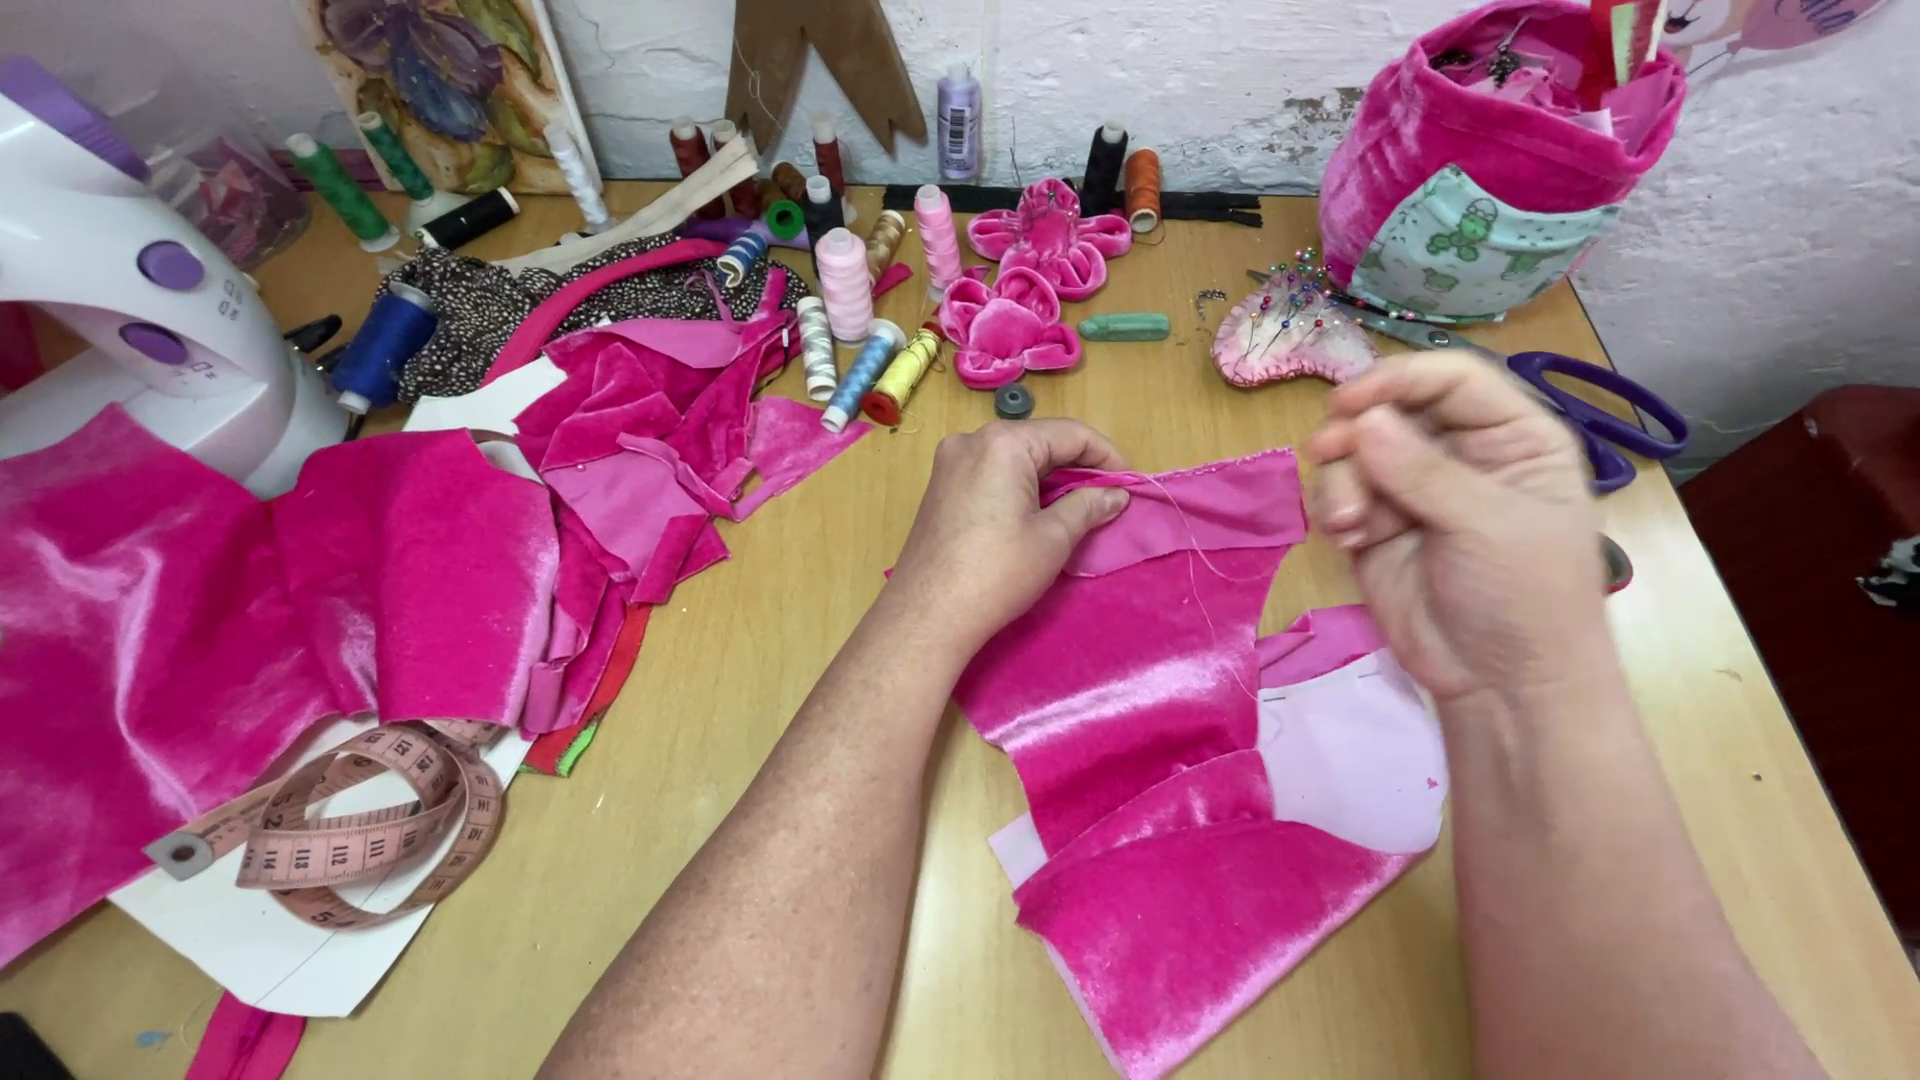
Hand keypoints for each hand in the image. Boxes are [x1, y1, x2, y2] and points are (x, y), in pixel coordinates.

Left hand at [884, 419, 1130, 652]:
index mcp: (1002, 443)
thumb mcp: (1053, 539)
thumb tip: (1116, 495)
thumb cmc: (997, 573)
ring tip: (1078, 508)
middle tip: (1107, 498)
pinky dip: (1020, 486)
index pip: (1070, 434)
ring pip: (1014, 458)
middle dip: (1077, 467)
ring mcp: (949, 463)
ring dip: (1049, 478)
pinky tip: (1038, 513)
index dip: (1106, 456)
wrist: (928, 615)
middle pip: (1039, 441)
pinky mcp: (940, 488)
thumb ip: (1088, 506)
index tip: (1130, 484)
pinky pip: (991, 473)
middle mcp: (971, 441)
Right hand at [1306, 351, 1609, 705]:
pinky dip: (1333, 511)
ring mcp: (1410, 490)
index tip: (1347, 403)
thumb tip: (1361, 421)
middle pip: (1389, 411)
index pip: (1450, 381)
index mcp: (1511, 438)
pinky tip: (1349, 540)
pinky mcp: (1373, 524)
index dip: (1397, 380)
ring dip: (1341, 482)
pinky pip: (1336, 494)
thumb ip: (1423, 471)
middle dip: (1355, 434)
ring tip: (1350, 525)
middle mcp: (1457, 454)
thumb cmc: (1523, 597)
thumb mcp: (1487, 525)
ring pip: (1353, 453)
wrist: (1497, 682)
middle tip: (1329, 456)